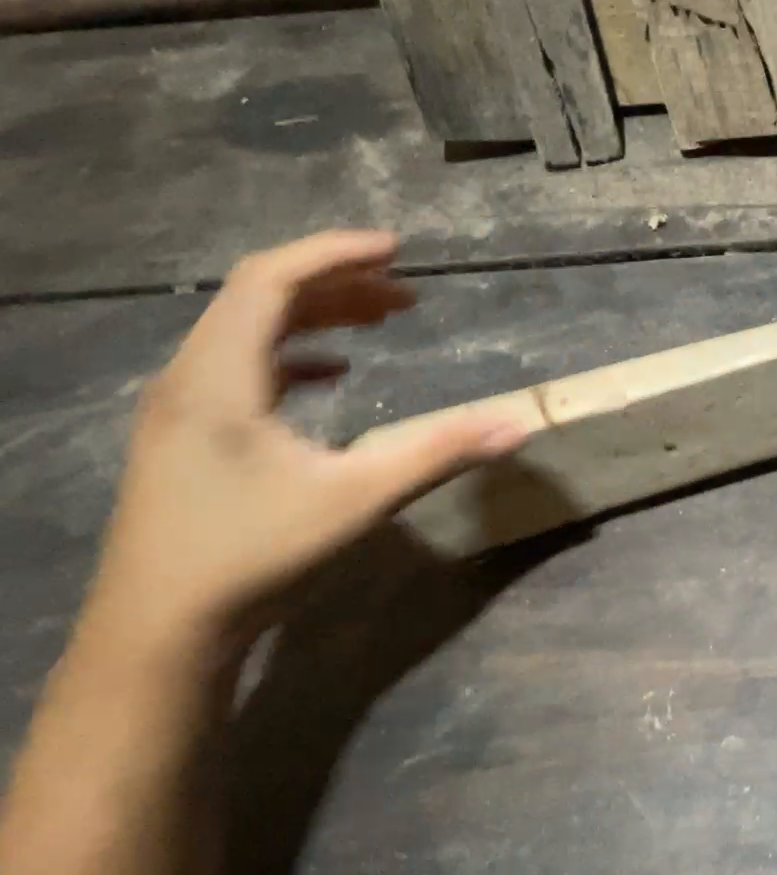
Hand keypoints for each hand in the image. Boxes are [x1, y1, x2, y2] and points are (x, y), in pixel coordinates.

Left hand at [84, 231, 526, 660]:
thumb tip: (517, 426)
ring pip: (249, 332)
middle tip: (409, 292)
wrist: (161, 625)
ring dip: (319, 317)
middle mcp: (191, 378)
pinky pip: (243, 366)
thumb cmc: (254, 554)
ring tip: (384, 320)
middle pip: (259, 299)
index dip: (333, 255)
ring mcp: (184, 407)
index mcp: (219, 378)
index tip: (397, 249)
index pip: (268, 282)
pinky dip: (297, 354)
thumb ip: (438, 454)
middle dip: (339, 285)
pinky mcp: (190, 434)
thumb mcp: (358, 499)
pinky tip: (335, 374)